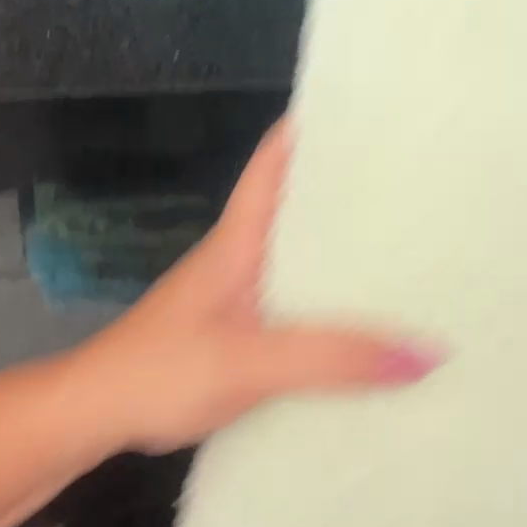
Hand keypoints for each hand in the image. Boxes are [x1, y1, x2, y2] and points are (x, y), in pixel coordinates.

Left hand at [64, 122, 444, 453]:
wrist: (96, 412)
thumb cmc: (161, 371)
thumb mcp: (248, 363)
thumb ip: (330, 358)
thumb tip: (429, 352)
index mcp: (234, 246)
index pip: (269, 170)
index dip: (305, 134)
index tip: (360, 114)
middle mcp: (235, 263)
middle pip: (294, 215)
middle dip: (348, 200)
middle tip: (421, 192)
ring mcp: (231, 301)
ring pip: (296, 267)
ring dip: (343, 262)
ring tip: (414, 260)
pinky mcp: (231, 338)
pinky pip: (291, 313)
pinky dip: (327, 314)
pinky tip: (365, 334)